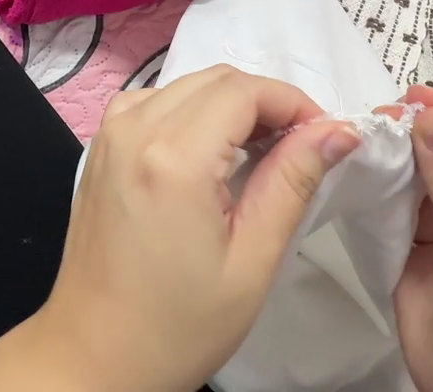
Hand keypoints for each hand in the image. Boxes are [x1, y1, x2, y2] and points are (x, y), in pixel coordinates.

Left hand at [27, 65, 359, 391]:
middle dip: (265, 101)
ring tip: (262, 151)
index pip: (243, 90)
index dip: (292, 102)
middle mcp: (134, 126)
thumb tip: (337, 131)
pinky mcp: (101, 144)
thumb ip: (292, 182)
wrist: (95, 351)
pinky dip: (191, 109)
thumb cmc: (179, 323)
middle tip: (300, 146)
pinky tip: (210, 150)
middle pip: (214, 80)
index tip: (325, 135)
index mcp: (173, 155)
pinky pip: (154, 99)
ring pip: (185, 84)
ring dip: (229, 103)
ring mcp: (110, 131)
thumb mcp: (251, 260)